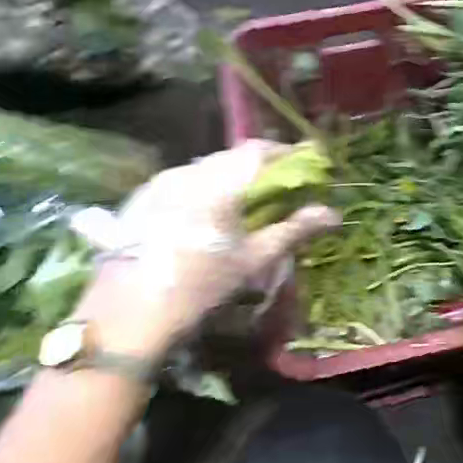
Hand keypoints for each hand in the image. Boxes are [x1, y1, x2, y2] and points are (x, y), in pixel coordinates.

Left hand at [70, 141, 338, 361]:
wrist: (128, 312)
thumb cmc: (200, 285)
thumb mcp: (253, 259)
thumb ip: (293, 230)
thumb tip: (333, 214)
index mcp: (219, 182)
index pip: (259, 150)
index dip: (287, 152)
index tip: (307, 160)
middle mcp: (189, 171)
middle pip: (231, 156)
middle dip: (260, 165)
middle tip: (281, 183)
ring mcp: (160, 182)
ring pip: (205, 167)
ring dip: (230, 175)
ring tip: (246, 198)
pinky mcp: (142, 197)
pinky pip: (182, 180)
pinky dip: (204, 187)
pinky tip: (207, 212)